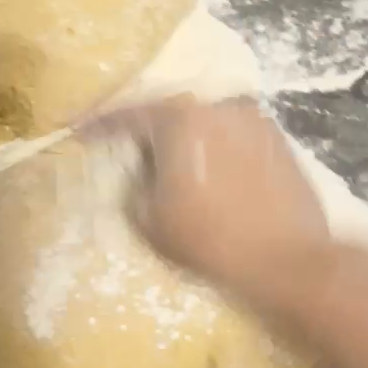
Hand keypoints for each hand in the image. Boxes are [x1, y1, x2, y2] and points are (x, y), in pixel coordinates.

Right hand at [99, 96, 333, 303]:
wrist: (287, 260)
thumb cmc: (208, 240)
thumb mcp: (149, 222)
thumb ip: (133, 187)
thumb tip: (139, 176)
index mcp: (182, 119)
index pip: (129, 114)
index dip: (100, 125)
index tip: (80, 131)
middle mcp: (220, 106)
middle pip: (172, 111)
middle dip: (146, 129)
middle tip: (126, 145)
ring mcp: (256, 120)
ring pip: (205, 123)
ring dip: (184, 140)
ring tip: (170, 164)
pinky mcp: (280, 141)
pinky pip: (232, 138)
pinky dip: (214, 150)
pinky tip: (208, 175)